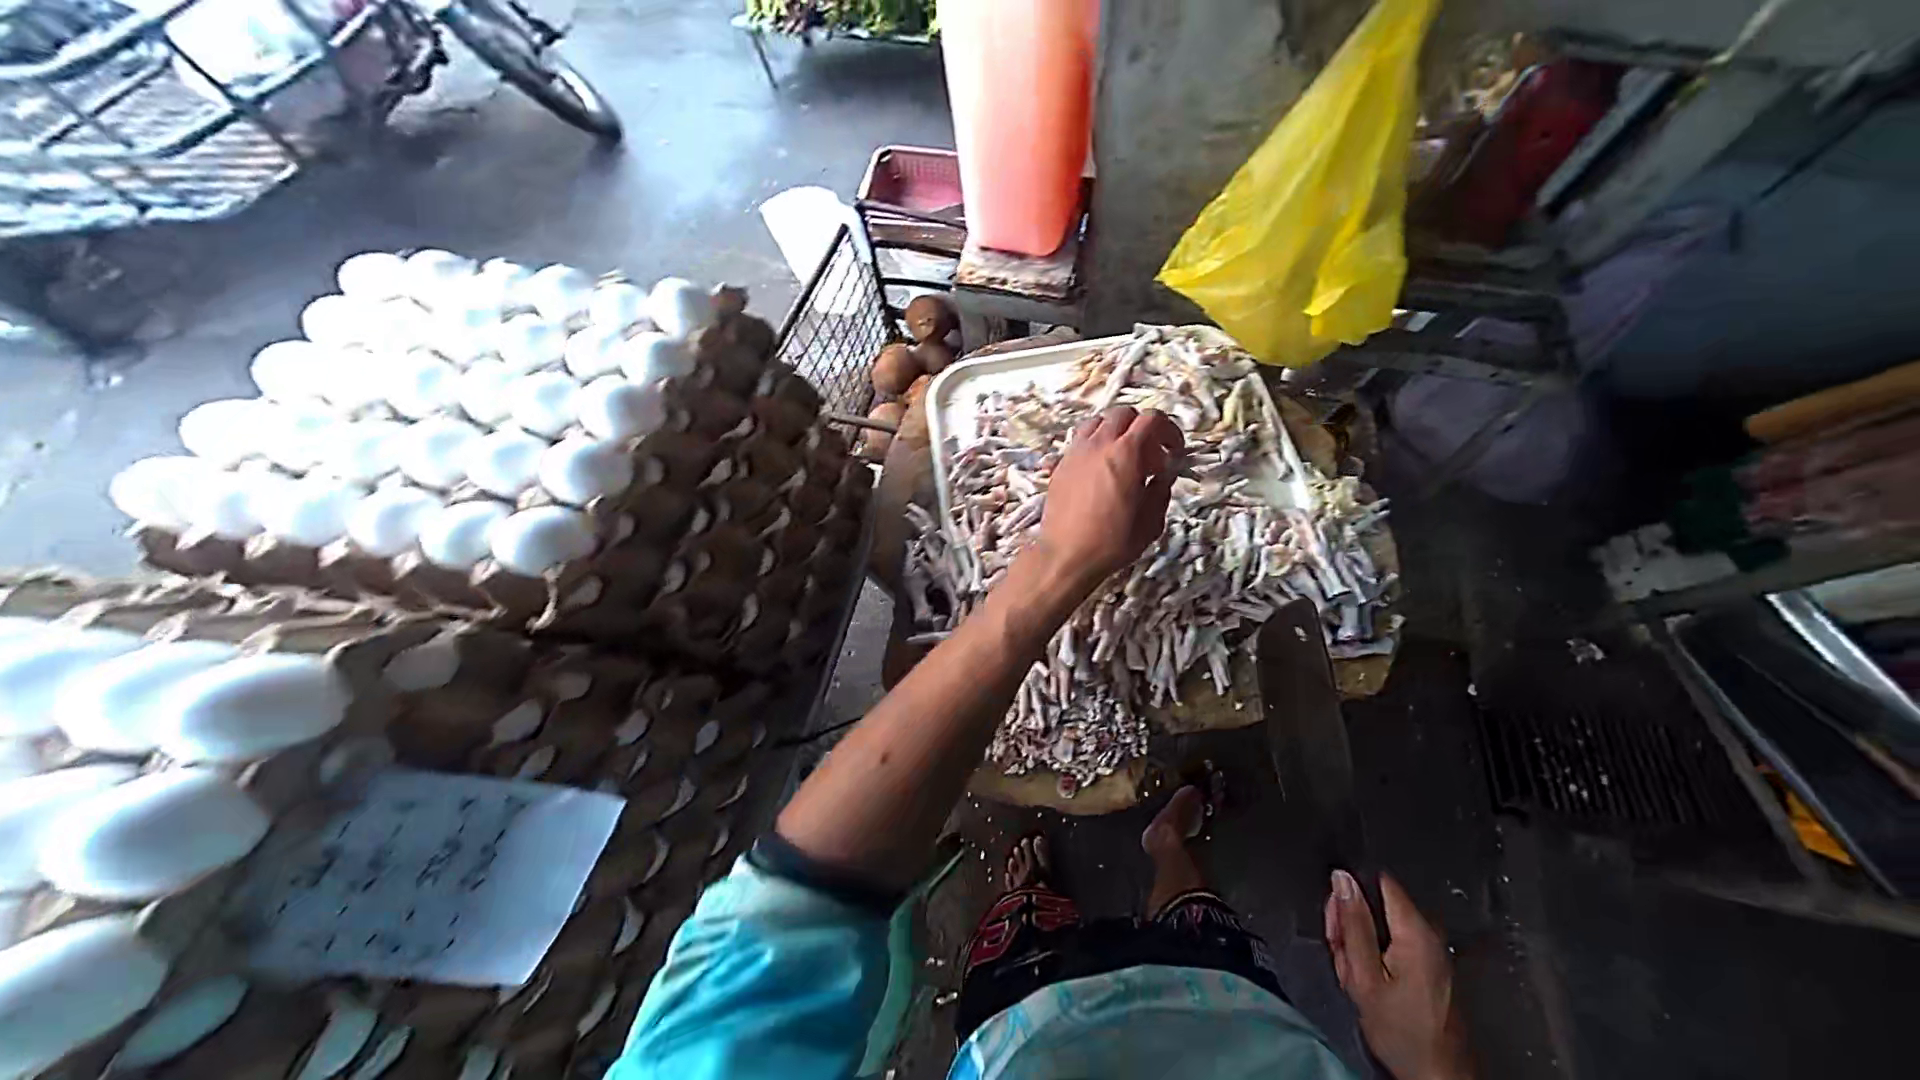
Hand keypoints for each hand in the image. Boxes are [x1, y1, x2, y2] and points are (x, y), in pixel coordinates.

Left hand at [1032, 406, 1182, 591]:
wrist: (1066, 555)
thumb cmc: (1111, 542)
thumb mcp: (1150, 521)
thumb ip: (1161, 490)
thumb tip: (1164, 475)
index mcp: (1126, 454)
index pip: (1152, 419)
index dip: (1169, 430)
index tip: (1173, 451)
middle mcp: (1098, 445)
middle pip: (1124, 414)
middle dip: (1142, 427)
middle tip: (1150, 455)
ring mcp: (1075, 453)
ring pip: (1097, 422)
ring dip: (1115, 432)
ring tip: (1123, 457)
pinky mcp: (1060, 466)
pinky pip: (1079, 441)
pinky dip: (1094, 445)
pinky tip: (1100, 470)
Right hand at [1326, 870, 1472, 1079]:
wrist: (1438, 1079)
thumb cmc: (1400, 1029)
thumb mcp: (1363, 976)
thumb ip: (1352, 923)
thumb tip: (1342, 877)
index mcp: (1416, 931)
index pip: (1379, 880)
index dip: (1352, 890)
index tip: (1337, 914)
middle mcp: (1430, 933)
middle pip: (1379, 903)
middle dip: (1352, 920)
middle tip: (1342, 952)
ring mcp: (1434, 950)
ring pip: (1383, 924)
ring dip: (1360, 941)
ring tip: (1355, 972)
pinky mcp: (1431, 965)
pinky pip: (1394, 942)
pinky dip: (1376, 954)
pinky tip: (1369, 980)